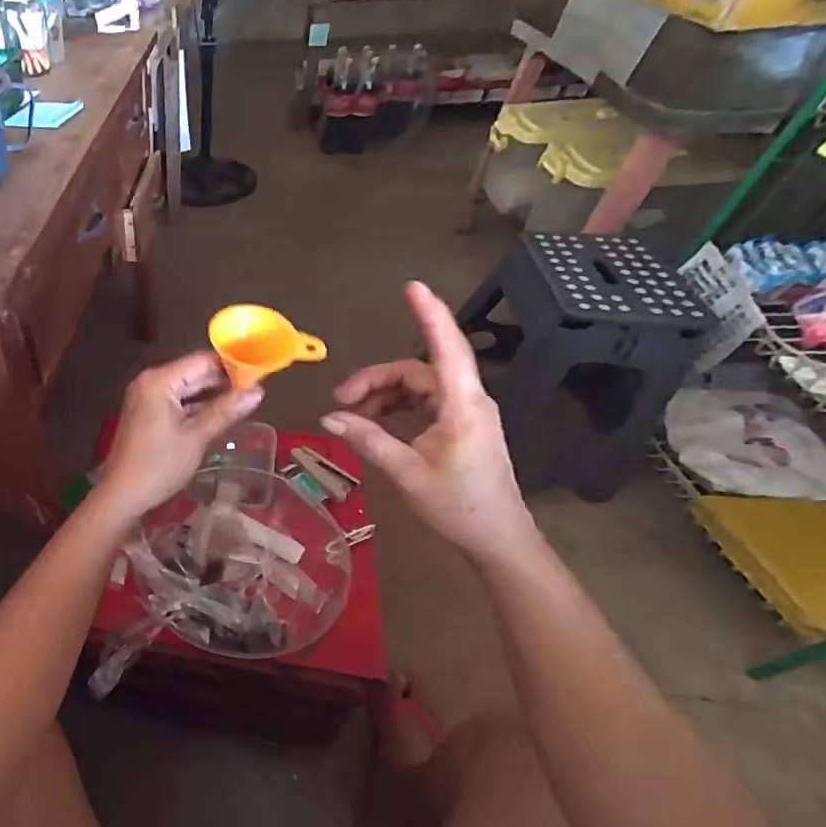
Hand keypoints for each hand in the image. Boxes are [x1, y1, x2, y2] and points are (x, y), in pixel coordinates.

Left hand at [96, 352, 263, 518]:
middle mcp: (149, 381)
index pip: (203, 361)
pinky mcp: (146, 411)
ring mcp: (145, 396)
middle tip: (257, 390)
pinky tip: (220, 412)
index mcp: (159, 381)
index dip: (232, 365)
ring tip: (245, 401)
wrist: (122, 494)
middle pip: (194, 372)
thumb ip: (225, 410)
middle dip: (224, 380)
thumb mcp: (196, 437)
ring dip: (212, 393)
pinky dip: (196, 405)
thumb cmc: (158, 466)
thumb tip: (258, 391)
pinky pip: (176, 400)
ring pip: (186, 387)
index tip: (260, 374)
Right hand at [320, 281, 536, 558]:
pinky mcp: (459, 428)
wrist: (497, 538)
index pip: (445, 348)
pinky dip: (394, 408)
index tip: (412, 288)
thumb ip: (367, 439)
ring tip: (351, 416)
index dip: (429, 314)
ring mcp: (465, 414)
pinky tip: (372, 424)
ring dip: (382, 395)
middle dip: (376, 378)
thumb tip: (328, 418)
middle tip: (338, 400)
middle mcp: (467, 401)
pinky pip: (422, 404)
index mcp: (463, 405)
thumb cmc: (458, 504)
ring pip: (417, 387)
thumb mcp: (406, 472)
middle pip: (418, 370)